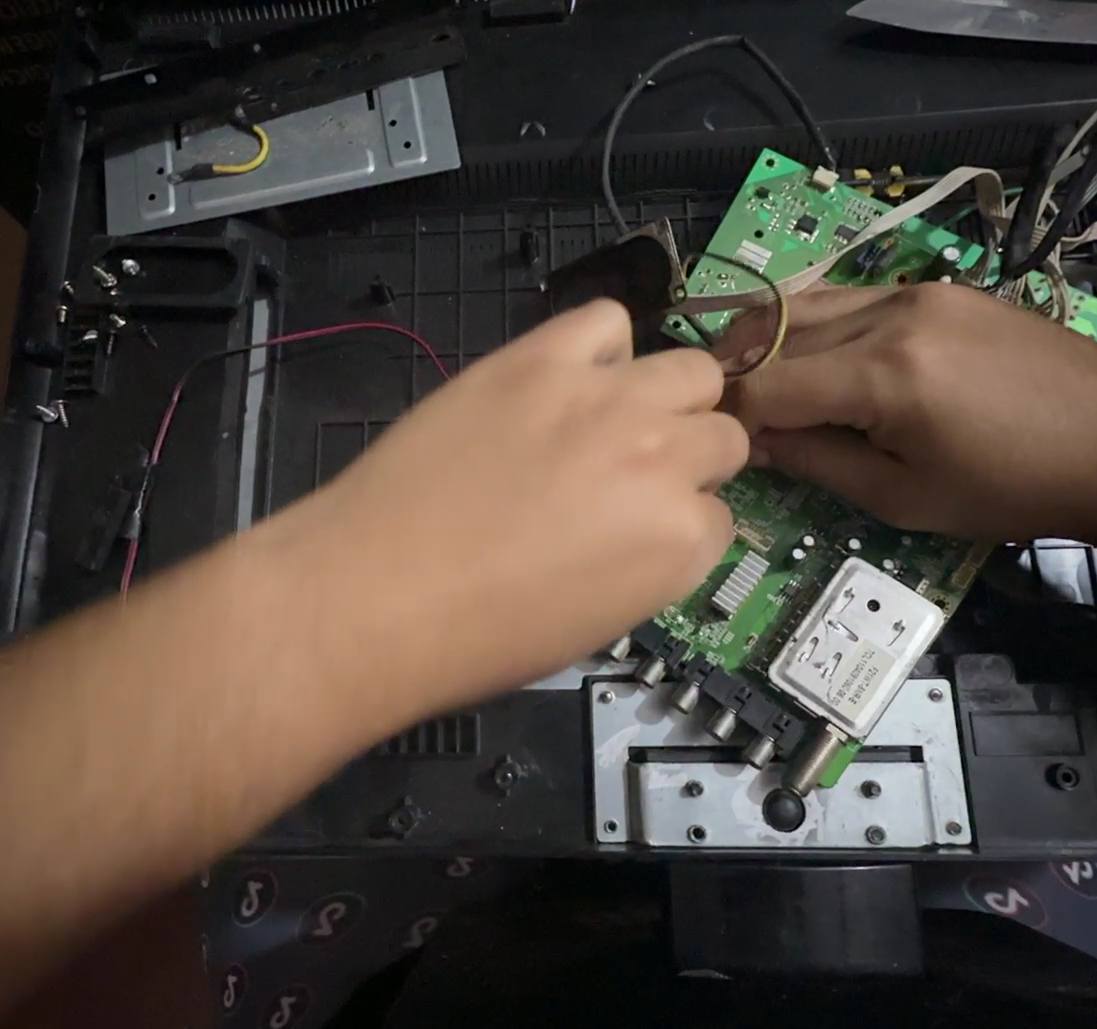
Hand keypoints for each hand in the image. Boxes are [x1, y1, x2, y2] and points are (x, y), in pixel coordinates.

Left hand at [268, 300, 746, 709]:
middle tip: (633, 476)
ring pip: (688, 371)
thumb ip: (644, 566)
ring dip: (668, 399)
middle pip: (720, 436)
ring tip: (615, 421)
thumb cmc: (478, 639)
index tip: (642, 531)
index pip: (717, 519)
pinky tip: (568, 381)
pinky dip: (599, 349)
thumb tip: (646, 529)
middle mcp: (662, 459)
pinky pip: (604, 321)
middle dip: (689, 460)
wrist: (376, 596)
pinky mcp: (538, 359)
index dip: (679, 527)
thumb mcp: (594, 626)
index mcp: (680, 543)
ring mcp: (602, 399)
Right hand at [716, 282, 1096, 541]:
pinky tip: (811, 360)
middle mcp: (891, 313)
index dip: (725, 416)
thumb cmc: (1010, 488)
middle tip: (711, 411)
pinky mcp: (940, 289)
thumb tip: (751, 444)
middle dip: (733, 372)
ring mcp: (917, 290)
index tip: (709, 443)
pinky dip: (812, 328)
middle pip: (775, 333)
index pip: (764, 385)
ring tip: (747, 380)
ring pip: (805, 304)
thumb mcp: (899, 497)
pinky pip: (849, 300)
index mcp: (882, 374)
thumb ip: (814, 461)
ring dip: (765, 340)